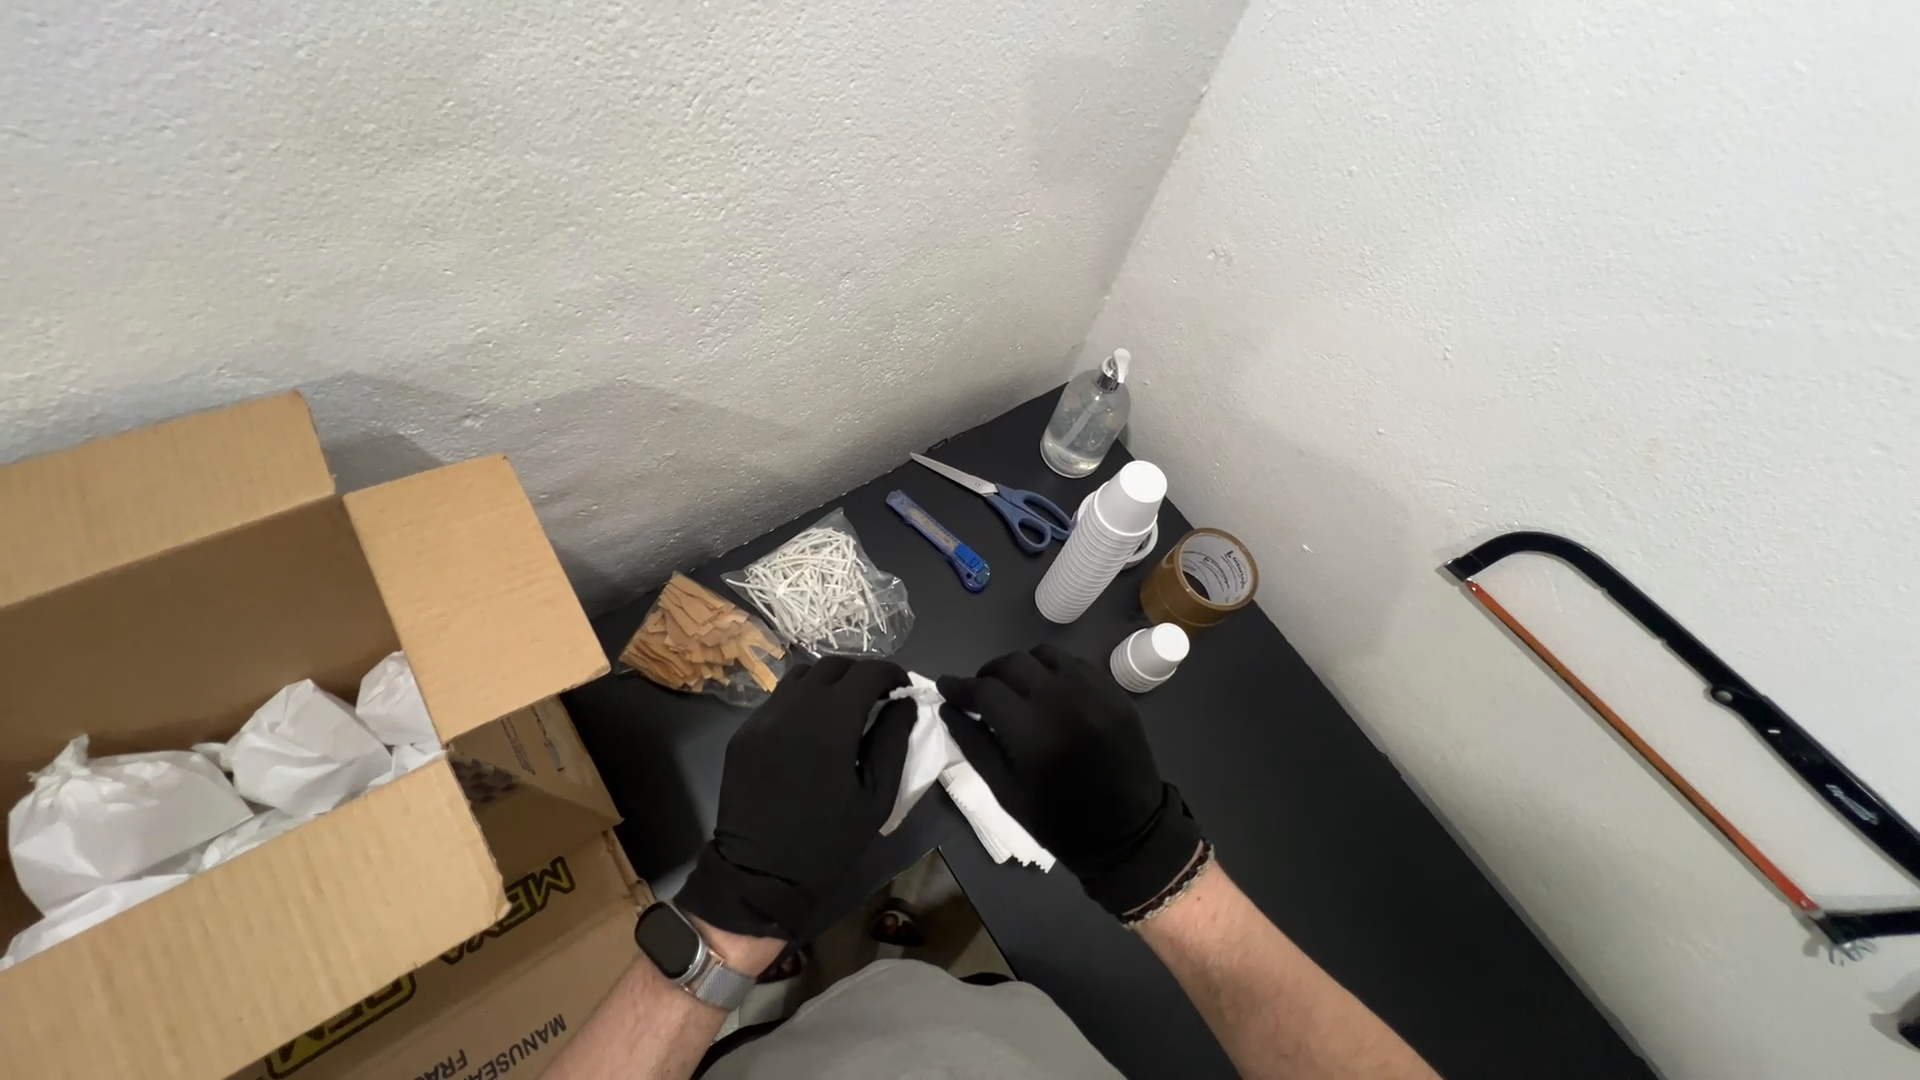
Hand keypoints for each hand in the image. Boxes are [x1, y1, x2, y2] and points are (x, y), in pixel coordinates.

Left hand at [675, 656, 914, 938]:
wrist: (759, 876)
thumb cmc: (828, 842)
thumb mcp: (876, 797)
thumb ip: (893, 741)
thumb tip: (905, 702)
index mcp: (831, 724)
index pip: (867, 672)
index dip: (892, 673)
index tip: (903, 689)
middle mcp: (794, 708)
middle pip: (834, 665)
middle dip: (861, 674)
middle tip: (876, 698)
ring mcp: (763, 717)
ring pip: (802, 675)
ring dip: (829, 682)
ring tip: (843, 708)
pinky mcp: (744, 731)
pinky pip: (778, 698)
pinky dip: (802, 700)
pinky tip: (810, 728)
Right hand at [938, 644, 1203, 917]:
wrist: (1129, 832)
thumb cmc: (1060, 822)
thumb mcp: (1007, 793)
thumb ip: (975, 745)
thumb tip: (948, 709)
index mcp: (1032, 733)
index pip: (984, 691)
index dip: (958, 686)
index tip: (945, 686)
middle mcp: (1062, 701)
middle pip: (1012, 663)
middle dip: (987, 674)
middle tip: (980, 693)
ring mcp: (1093, 692)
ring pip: (1043, 655)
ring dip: (1021, 667)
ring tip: (1015, 689)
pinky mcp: (1113, 691)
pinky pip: (1074, 663)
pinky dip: (1052, 670)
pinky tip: (1049, 692)